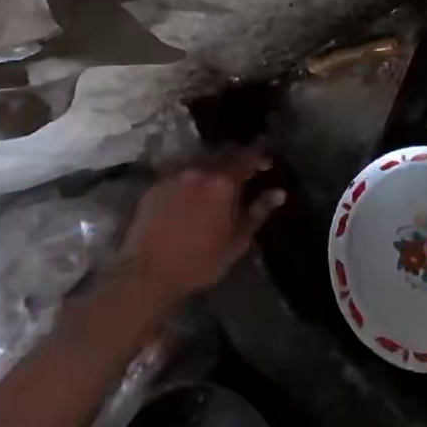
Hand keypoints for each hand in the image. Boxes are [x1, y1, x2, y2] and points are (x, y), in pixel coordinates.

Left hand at [121, 151, 285, 299]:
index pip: (246, 157)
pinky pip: (177, 171)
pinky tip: (189, 190)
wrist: (147, 273)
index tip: (266, 162)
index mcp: (222, 182)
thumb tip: (279, 193)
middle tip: (242, 170)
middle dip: (235, 158)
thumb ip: (258, 212)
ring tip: (215, 178)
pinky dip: (189, 175)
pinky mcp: (154, 185)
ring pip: (198, 160)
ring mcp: (173, 175)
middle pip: (221, 153)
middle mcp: (198, 170)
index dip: (259, 156)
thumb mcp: (237, 241)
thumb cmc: (199, 262)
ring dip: (211, 164)